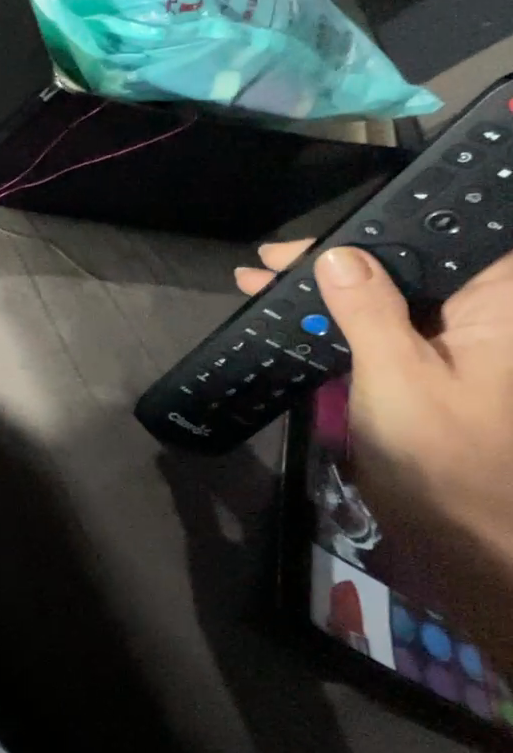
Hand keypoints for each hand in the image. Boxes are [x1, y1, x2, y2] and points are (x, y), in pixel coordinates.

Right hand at [237, 242, 512, 644]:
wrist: (464, 524)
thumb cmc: (441, 447)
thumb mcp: (398, 374)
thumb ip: (370, 311)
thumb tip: (339, 256)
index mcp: (503, 306)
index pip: (453, 242)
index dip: (390, 228)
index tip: (325, 233)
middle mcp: (486, 316)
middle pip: (416, 265)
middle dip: (345, 256)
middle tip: (274, 259)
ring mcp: (457, 344)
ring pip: (391, 294)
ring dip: (331, 286)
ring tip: (264, 280)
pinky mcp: (428, 368)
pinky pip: (382, 326)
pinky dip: (337, 317)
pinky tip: (292, 314)